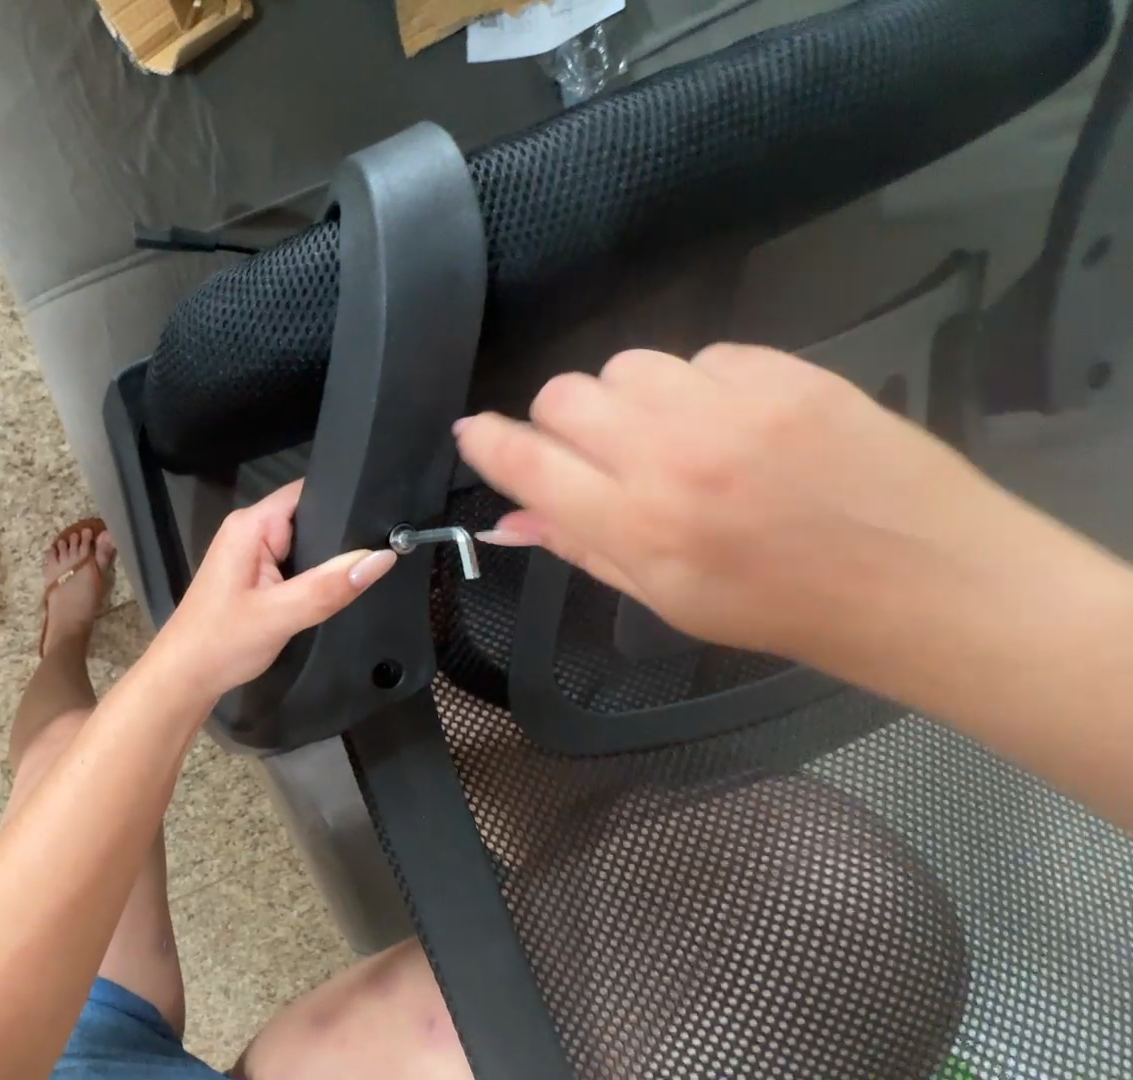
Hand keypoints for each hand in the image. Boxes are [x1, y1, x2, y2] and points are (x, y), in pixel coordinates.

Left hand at [150, 480, 396, 699]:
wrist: (185, 677)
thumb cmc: (223, 641)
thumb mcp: (282, 614)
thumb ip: (331, 586)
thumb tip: (382, 556)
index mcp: (251, 524)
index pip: (306, 492)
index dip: (344, 496)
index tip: (384, 511)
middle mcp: (249, 529)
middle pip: (308, 515)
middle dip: (342, 531)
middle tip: (387, 545)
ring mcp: (251, 553)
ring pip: (304, 543)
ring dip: (329, 556)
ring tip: (370, 565)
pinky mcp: (254, 576)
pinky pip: (294, 563)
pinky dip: (314, 574)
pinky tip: (337, 585)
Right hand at [453, 344, 1037, 668]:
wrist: (930, 585)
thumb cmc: (779, 607)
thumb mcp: (663, 597)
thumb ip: (578, 546)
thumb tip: (509, 518)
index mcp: (638, 526)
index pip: (527, 463)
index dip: (486, 442)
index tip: (471, 432)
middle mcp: (673, 458)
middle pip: (563, 395)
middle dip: (560, 420)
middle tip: (593, 449)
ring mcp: (734, 409)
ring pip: (625, 365)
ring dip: (626, 398)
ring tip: (667, 432)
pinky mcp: (790, 375)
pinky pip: (702, 355)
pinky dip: (698, 385)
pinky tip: (730, 421)